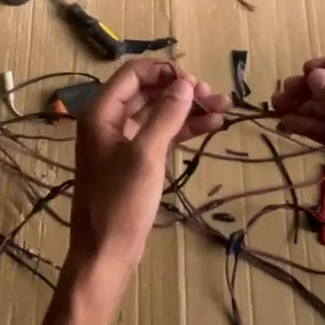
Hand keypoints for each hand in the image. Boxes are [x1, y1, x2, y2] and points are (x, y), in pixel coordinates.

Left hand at [69, 60, 228, 277]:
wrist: (105, 253)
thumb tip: (186, 83)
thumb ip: (166, 116)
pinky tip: (211, 126)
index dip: (164, 71)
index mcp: (101, 112)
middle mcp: (109, 120)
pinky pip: (160, 133)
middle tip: (213, 96)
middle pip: (147, 91)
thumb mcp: (146, 155)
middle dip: (181, 90)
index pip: (133, 74)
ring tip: (222, 108)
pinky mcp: (135, 159)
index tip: (194, 81)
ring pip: (157, 112)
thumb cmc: (120, 202)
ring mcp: (122, 140)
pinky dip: (183, 128)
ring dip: (187, 108)